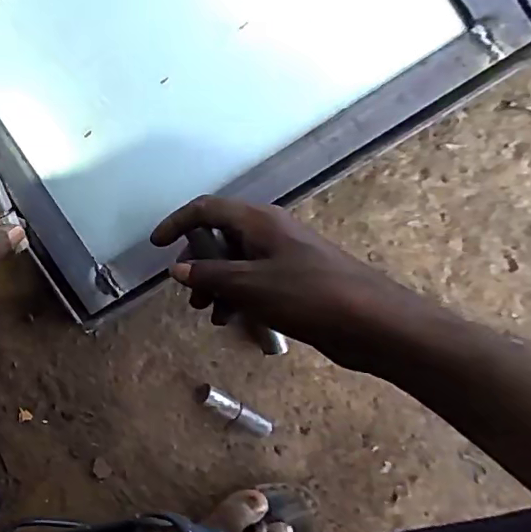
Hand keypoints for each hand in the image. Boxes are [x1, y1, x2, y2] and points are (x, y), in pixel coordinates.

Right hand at [150, 196, 456, 376]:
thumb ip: (209, 276)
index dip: (177, 223)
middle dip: (197, 263)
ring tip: (209, 312)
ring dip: (216, 283)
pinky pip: (254, 279)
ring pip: (235, 261)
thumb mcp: (250, 286)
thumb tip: (177, 268)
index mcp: (257, 221)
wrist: (374, 323)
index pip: (205, 209)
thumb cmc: (309, 296)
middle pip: (219, 236)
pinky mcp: (295, 279)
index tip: (156, 245)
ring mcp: (283, 254)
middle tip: (188, 292)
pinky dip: (237, 295)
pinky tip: (233, 320)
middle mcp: (268, 231)